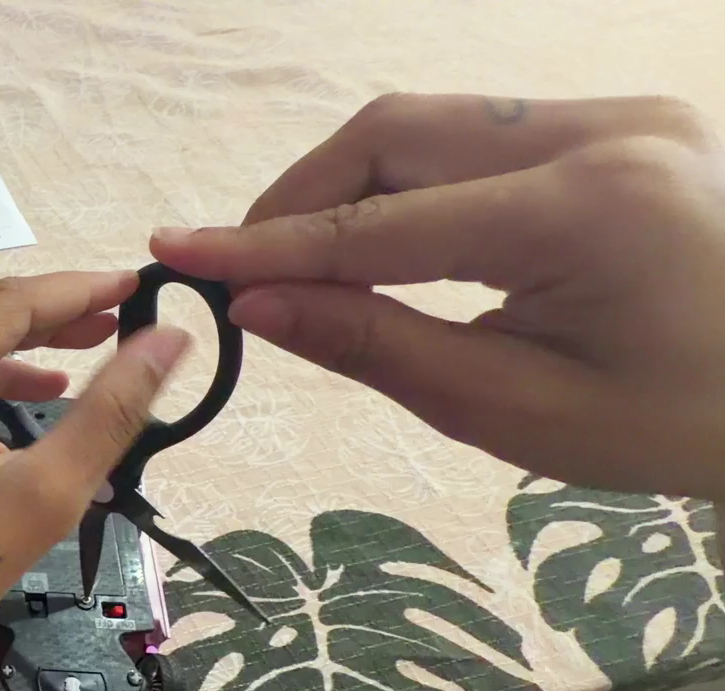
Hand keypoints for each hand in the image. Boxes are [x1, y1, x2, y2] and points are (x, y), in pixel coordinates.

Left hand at [0, 273, 187, 690]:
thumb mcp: (44, 493)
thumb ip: (109, 410)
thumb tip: (169, 340)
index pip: (2, 306)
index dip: (75, 293)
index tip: (132, 286)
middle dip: (42, 317)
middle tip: (109, 327)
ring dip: (1, 350)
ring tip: (69, 366)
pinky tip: (9, 399)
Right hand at [149, 93, 724, 499]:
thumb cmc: (669, 420)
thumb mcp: (499, 403)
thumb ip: (369, 342)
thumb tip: (254, 306)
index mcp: (582, 212)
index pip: (368, 226)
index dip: (257, 244)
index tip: (171, 250)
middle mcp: (598, 135)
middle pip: (386, 137)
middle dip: (289, 203)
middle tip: (240, 276)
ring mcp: (608, 120)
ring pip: (414, 128)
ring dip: (328, 192)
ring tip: (293, 268)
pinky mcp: (604, 131)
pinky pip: (454, 140)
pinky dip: (379, 190)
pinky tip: (361, 247)